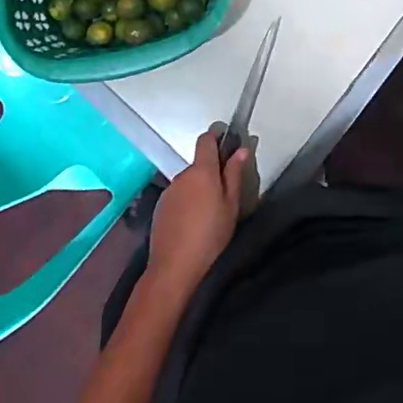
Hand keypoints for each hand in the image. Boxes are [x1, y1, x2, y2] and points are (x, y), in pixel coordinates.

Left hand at [147, 127, 250, 292]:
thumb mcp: (231, 207)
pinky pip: (179, 196)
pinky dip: (188, 202)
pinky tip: (194, 223)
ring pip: (189, 182)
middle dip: (212, 172)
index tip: (226, 139)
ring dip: (200, 189)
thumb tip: (241, 150)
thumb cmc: (210, 236)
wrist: (175, 265)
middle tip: (227, 193)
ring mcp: (169, 190)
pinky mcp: (161, 205)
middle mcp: (182, 175)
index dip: (216, 136)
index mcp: (201, 171)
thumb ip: (235, 175)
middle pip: (199, 164)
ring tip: (212, 214)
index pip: (205, 141)